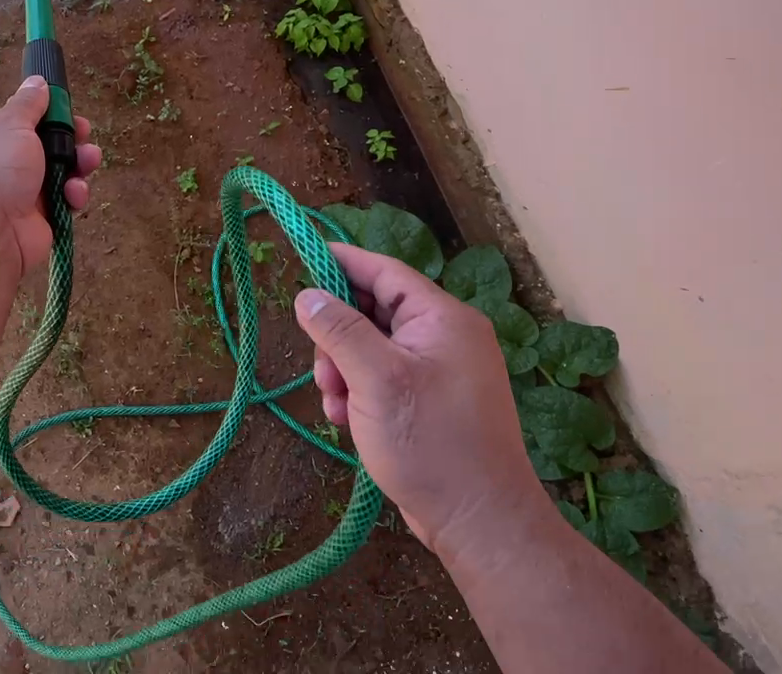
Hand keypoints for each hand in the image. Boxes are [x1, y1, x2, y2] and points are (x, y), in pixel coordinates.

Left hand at [0, 75, 100, 275]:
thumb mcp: (12, 125)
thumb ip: (28, 104)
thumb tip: (36, 81)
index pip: (26, 121)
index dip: (51, 114)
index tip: (69, 111)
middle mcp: (8, 165)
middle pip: (50, 145)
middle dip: (72, 139)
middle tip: (85, 137)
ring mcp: (26, 193)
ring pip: (64, 172)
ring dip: (80, 165)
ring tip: (87, 163)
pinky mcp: (43, 217)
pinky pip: (66, 199)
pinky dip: (74, 195)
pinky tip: (73, 194)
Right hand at [294, 244, 550, 565]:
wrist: (479, 523)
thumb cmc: (430, 442)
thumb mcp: (375, 378)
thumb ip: (338, 329)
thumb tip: (307, 294)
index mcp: (442, 318)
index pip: (384, 272)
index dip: (342, 262)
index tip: (302, 259)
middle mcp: (444, 336)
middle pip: (372, 310)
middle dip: (337, 336)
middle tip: (321, 370)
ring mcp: (439, 370)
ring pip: (370, 346)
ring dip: (342, 369)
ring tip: (335, 404)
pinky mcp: (430, 400)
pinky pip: (381, 376)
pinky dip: (358, 390)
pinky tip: (347, 419)